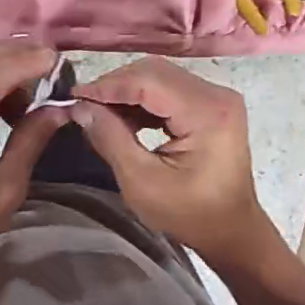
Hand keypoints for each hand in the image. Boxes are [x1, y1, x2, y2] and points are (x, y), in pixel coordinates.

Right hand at [69, 58, 281, 270]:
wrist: (230, 231)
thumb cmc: (189, 214)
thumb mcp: (141, 182)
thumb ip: (110, 138)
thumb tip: (80, 106)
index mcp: (207, 112)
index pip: (148, 81)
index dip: (108, 86)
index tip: (74, 97)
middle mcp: (216, 94)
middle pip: (154, 73)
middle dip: (116, 86)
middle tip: (84, 106)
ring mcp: (216, 96)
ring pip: (159, 77)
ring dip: (127, 92)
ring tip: (100, 113)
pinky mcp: (212, 104)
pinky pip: (169, 89)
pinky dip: (143, 100)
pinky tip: (124, 118)